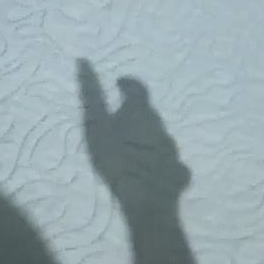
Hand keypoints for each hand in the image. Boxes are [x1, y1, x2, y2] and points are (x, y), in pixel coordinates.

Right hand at [79, 60, 191, 206]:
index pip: (138, 89)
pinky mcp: (178, 174)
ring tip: (133, 148)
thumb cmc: (117, 160)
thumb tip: (85, 62)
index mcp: (142, 113)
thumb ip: (91, 96)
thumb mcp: (96, 126)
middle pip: (149, 114)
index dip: (128, 84)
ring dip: (148, 138)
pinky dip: (162, 162)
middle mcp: (162, 128)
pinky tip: (155, 171)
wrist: (145, 201)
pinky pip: (171, 163)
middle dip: (136, 114)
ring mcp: (173, 152)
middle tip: (119, 123)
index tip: (118, 83)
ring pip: (160, 138)